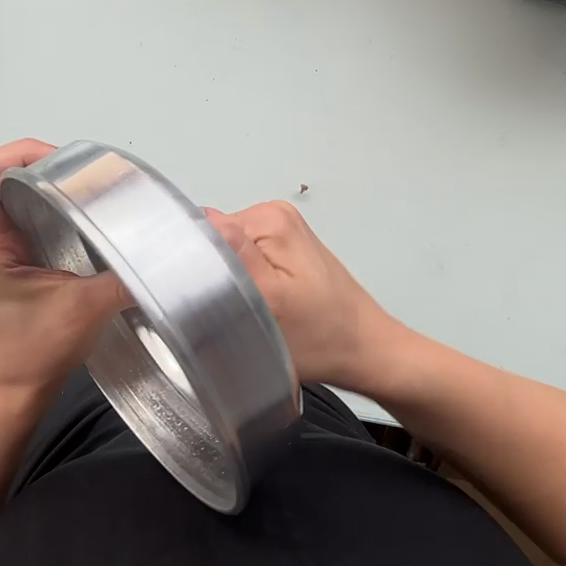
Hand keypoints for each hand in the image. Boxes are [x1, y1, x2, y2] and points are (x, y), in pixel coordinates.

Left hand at [0, 140, 127, 395]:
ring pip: (18, 190)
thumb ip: (125, 279)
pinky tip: (90, 212)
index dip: (21, 156)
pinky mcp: (20, 254)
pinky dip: (58, 203)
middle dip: (46, 165)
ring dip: (53, 183)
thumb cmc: (38, 351)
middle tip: (89, 176)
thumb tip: (172, 254)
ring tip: (93, 188)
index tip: (65, 167)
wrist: (22, 386)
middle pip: (4, 174)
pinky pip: (32, 212)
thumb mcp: (85, 310)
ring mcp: (4, 244)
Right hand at [205, 201, 400, 389]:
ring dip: (230, 282)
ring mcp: (280, 233)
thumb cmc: (320, 336)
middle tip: (237, 308)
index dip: (200, 264)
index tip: (216, 296)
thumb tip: (201, 221)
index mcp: (267, 218)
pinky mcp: (284, 251)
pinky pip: (244, 261)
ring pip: (227, 254)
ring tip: (251, 309)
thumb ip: (234, 255)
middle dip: (216, 274)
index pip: (205, 230)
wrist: (364, 350)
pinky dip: (244, 284)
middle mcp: (273, 216)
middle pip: (215, 240)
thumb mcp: (269, 298)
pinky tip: (259, 304)